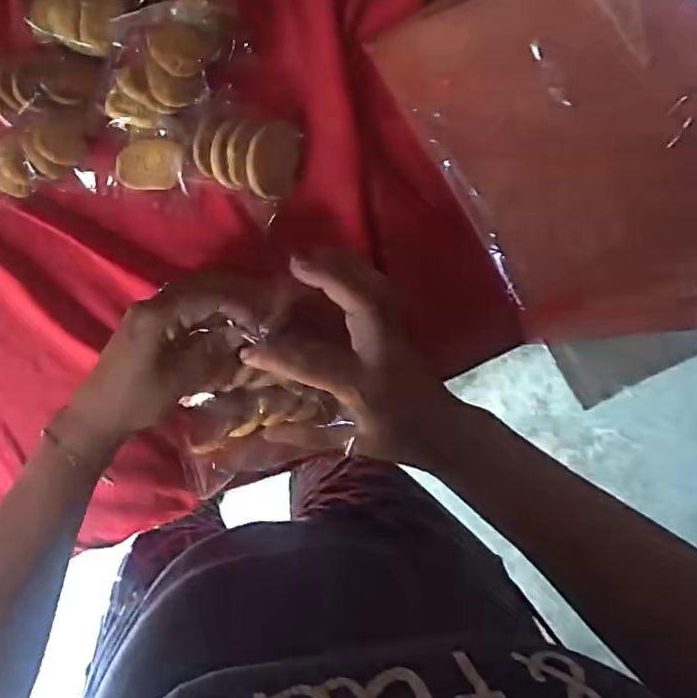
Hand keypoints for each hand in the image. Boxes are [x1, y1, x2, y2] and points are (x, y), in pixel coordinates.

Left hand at [55, 274, 257, 464]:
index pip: (206, 296)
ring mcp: (146, 312)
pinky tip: (218, 326)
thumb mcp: (180, 379)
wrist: (98, 414)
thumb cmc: (138, 399)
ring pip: (189, 296)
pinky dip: (202, 313)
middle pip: (197, 288)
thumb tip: (239, 332)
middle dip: (229, 298)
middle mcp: (150, 304)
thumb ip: (210, 351)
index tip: (258, 322)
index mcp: (157, 314)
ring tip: (242, 320)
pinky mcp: (145, 324)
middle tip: (255, 314)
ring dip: (216, 304)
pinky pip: (180, 307)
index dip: (236, 305)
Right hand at [240, 250, 486, 470]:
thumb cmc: (398, 440)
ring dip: (344, 265)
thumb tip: (263, 433)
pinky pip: (382, 287)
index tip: (249, 352)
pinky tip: (339, 261)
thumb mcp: (352, 444)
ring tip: (313, 253)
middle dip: (331, 278)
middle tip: (294, 261)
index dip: (280, 358)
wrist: (447, 432)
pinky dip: (359, 270)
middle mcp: (384, 352)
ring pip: (377, 288)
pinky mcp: (404, 323)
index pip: (317, 365)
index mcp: (366, 385)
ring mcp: (399, 333)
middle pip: (364, 304)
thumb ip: (307, 437)